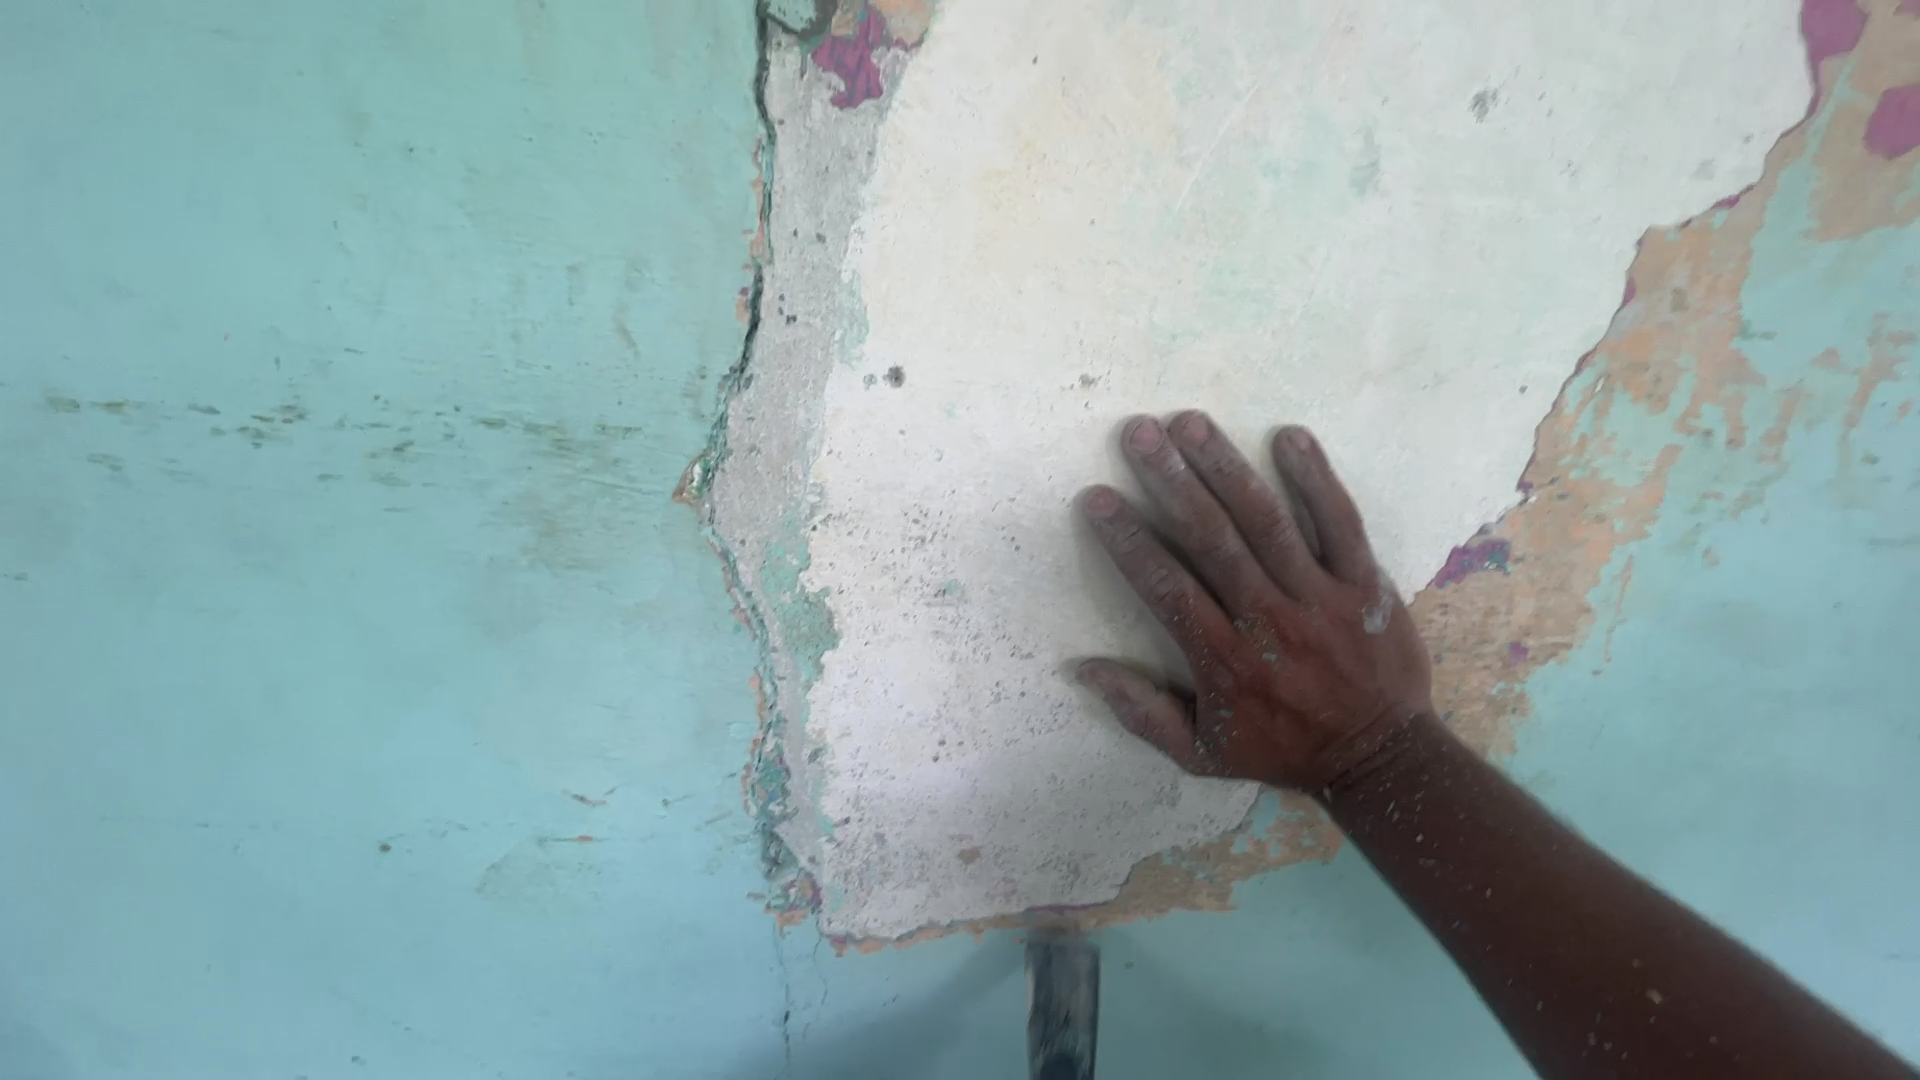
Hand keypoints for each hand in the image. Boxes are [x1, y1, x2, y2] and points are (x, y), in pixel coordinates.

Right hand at [1075, 413, 1433, 792]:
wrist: (1381, 759)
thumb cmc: (1281, 749)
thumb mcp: (1200, 755)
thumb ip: (1141, 713)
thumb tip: (1084, 670)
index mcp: (1223, 659)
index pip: (1167, 588)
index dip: (1129, 540)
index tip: (1097, 498)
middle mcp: (1268, 619)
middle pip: (1213, 540)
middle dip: (1171, 481)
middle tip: (1140, 432)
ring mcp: (1320, 597)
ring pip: (1267, 521)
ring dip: (1226, 467)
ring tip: (1191, 422)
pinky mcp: (1366, 584)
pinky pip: (1341, 523)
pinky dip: (1316, 479)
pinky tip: (1289, 436)